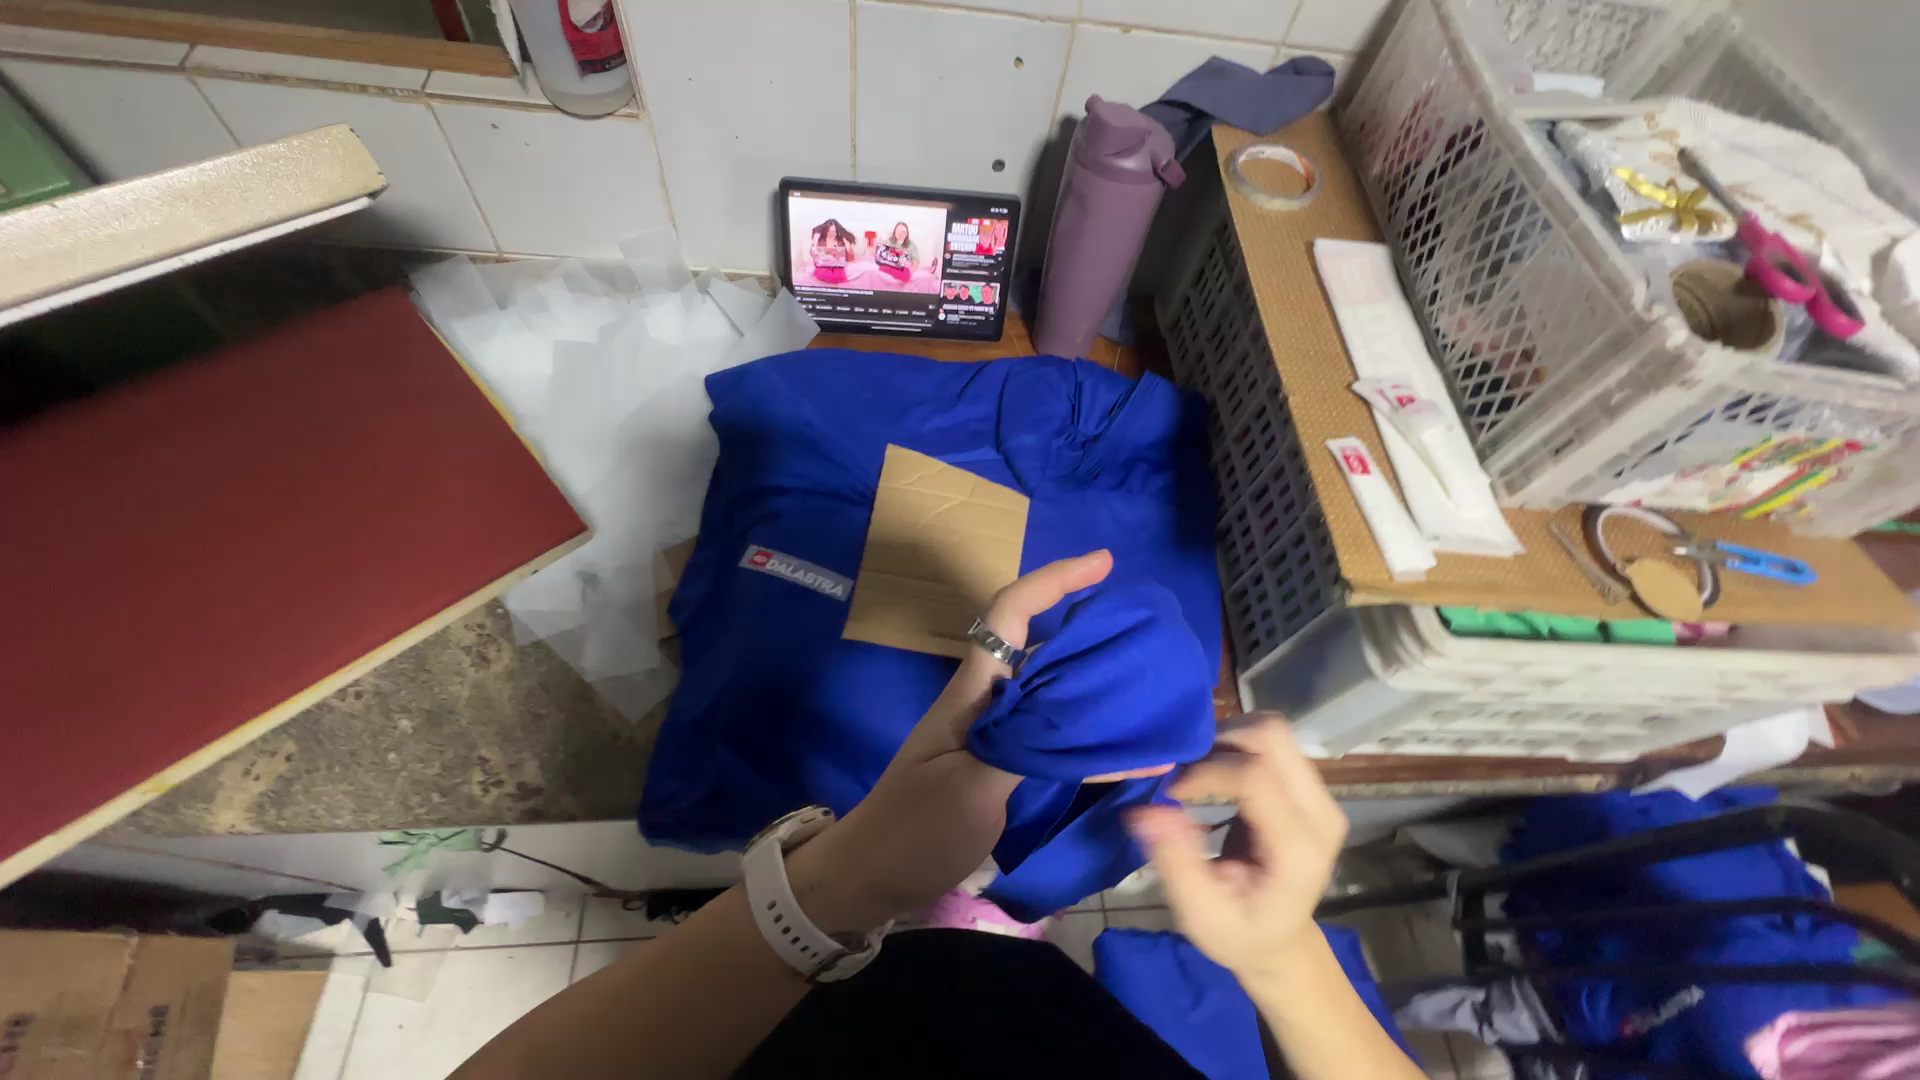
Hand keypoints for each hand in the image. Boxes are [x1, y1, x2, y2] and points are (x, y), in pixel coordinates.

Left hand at [787, 550, 1118, 933]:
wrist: (872, 874)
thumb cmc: (915, 827)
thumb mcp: (975, 787)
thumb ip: (1031, 749)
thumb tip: (1098, 726)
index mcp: (973, 690)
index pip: (1010, 613)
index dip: (1055, 580)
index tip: (1104, 563)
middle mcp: (987, 700)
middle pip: (1040, 645)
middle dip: (1089, 627)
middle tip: (1147, 636)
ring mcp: (994, 732)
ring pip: (1050, 688)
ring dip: (1093, 680)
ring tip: (1147, 684)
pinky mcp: (1001, 763)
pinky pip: (1051, 731)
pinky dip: (1086, 730)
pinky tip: (1121, 743)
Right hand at [1127, 716, 1347, 979]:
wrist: (1280, 939)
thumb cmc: (1239, 932)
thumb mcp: (1200, 914)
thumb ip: (1176, 863)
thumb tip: (1147, 811)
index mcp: (1298, 848)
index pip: (1255, 775)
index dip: (1206, 771)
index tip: (1170, 791)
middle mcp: (1319, 812)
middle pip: (1271, 736)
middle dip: (1217, 741)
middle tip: (1183, 771)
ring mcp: (1318, 793)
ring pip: (1269, 729)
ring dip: (1223, 739)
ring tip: (1195, 772)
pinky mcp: (1307, 783)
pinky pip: (1268, 740)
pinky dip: (1232, 744)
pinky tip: (1211, 773)